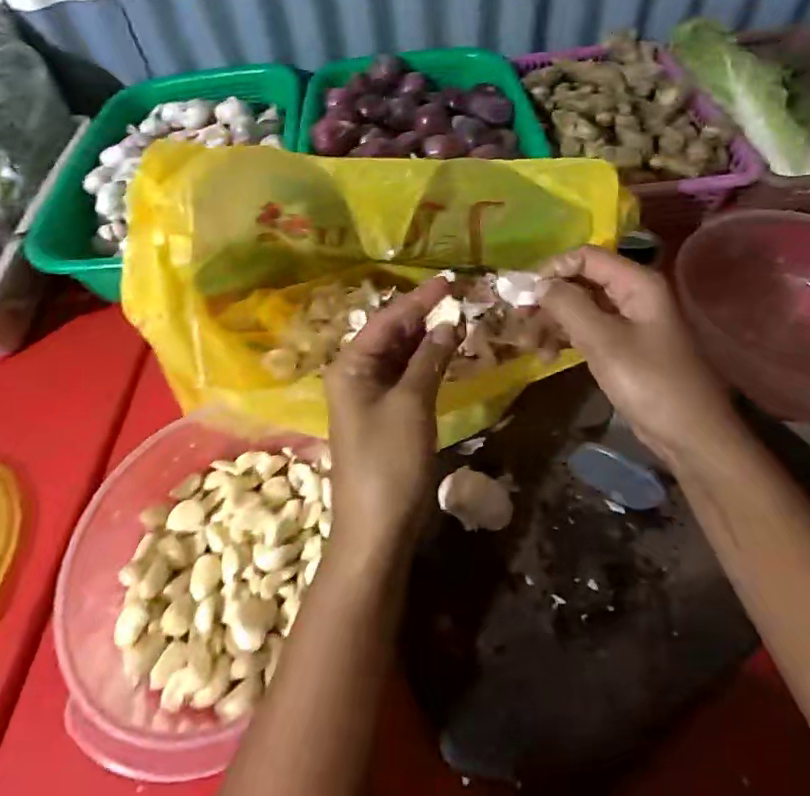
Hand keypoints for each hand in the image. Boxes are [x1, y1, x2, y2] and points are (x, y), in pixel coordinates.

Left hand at [325, 276, 459, 554]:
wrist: (376, 529)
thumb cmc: (390, 462)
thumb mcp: (412, 404)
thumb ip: (429, 359)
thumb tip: (448, 323)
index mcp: (350, 366)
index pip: (387, 319)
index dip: (419, 299)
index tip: (450, 281)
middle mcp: (354, 375)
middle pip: (390, 334)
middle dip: (423, 316)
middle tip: (459, 298)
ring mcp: (368, 397)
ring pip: (399, 356)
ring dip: (426, 339)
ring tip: (458, 319)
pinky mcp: (383, 416)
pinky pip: (404, 378)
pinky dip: (425, 364)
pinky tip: (446, 354)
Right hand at [536, 246, 731, 467]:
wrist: (690, 435)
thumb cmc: (650, 383)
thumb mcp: (604, 341)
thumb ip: (568, 306)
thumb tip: (538, 283)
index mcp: (637, 283)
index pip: (585, 257)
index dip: (552, 269)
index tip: (522, 293)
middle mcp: (633, 295)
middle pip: (580, 281)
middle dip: (548, 299)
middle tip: (519, 323)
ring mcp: (628, 322)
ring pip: (580, 308)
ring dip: (552, 322)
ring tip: (529, 346)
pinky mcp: (623, 347)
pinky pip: (587, 331)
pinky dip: (566, 339)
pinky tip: (547, 356)